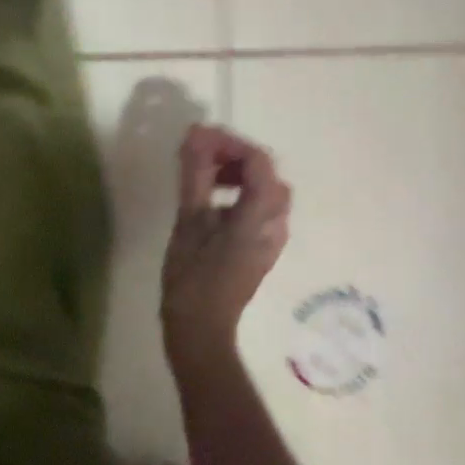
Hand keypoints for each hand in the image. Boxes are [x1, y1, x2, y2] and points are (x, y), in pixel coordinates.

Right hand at [160, 125, 292, 364]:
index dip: (227, 142)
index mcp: (260, 213)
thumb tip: (195, 136)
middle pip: (265, 173)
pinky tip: (210, 207)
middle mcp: (275, 222)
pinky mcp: (261, 250)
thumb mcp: (188, 222)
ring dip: (236, 176)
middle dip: (232, 157)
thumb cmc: (191, 277)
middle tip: (195, 156)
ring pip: (264, 192)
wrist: (200, 329)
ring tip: (200, 179)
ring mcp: (271, 238)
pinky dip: (237, 196)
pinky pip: (257, 210)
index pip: (257, 160)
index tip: (194, 139)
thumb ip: (195, 176)